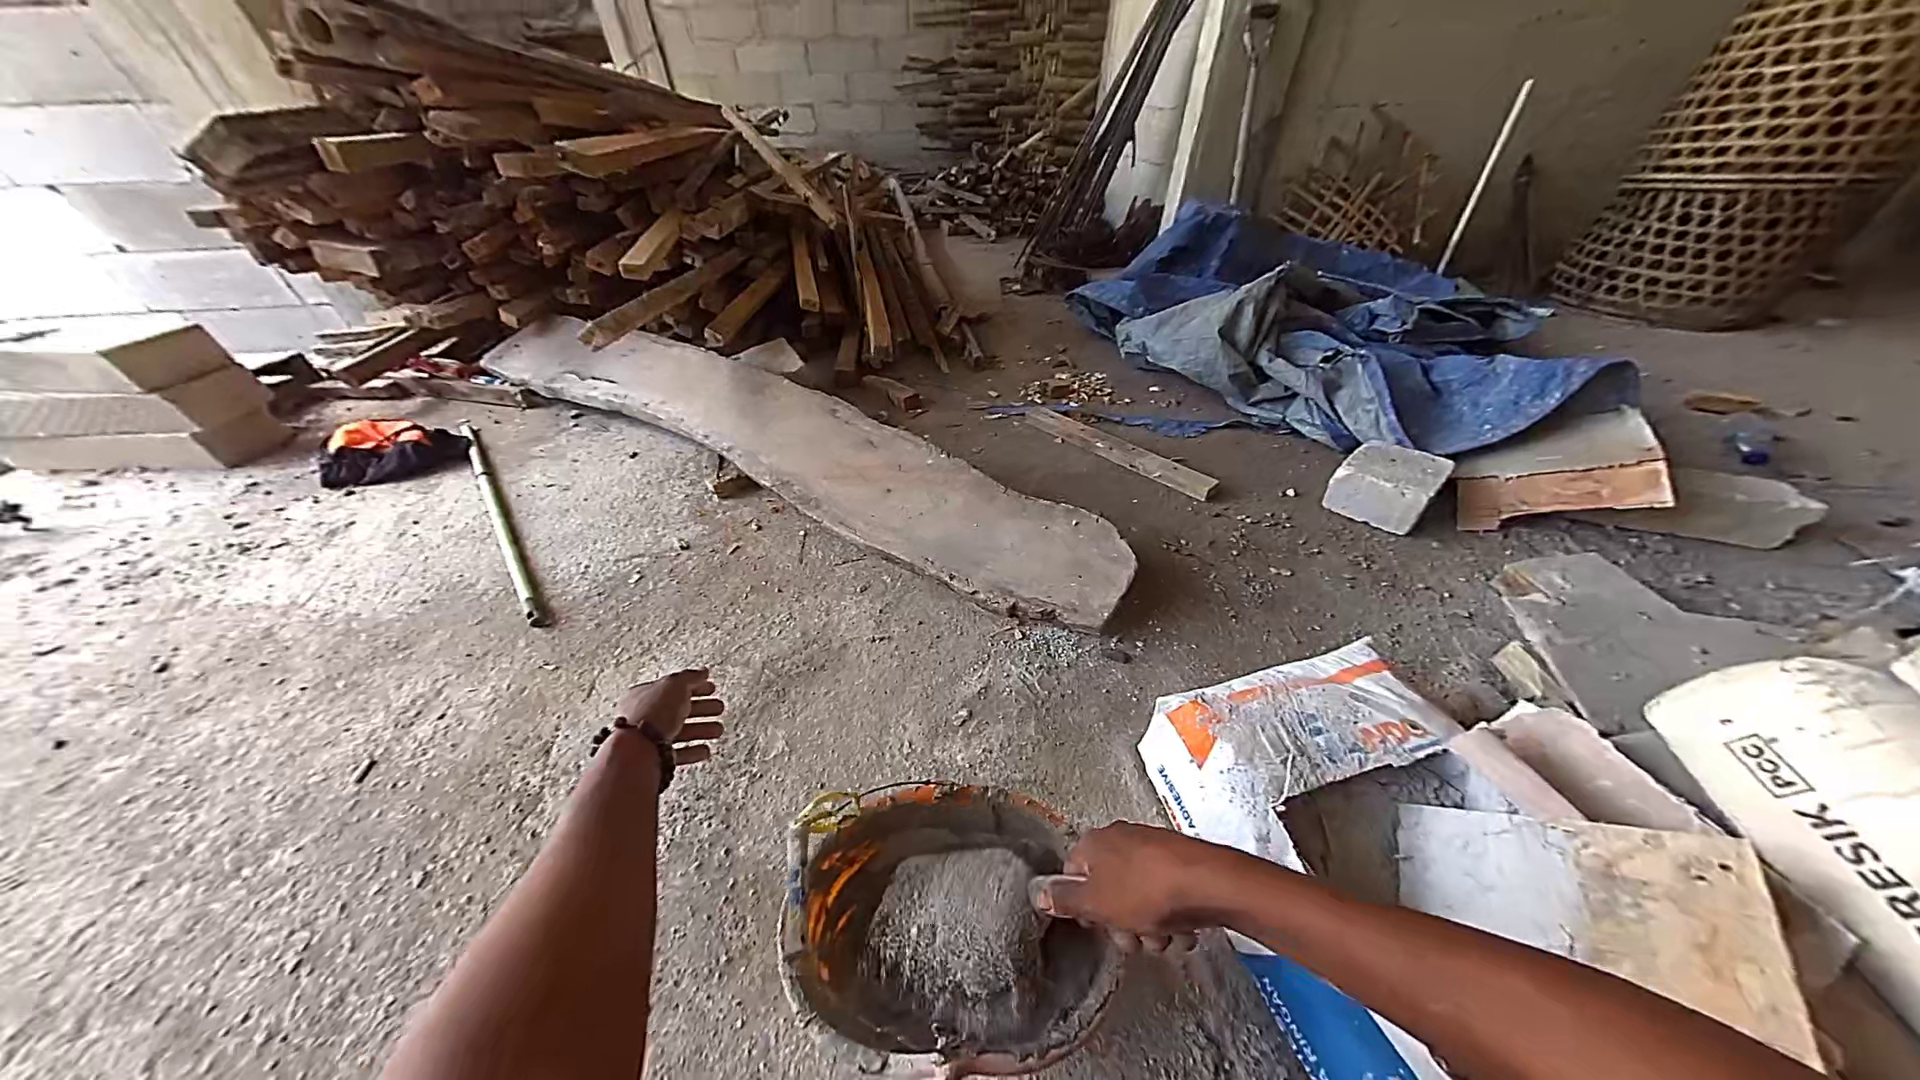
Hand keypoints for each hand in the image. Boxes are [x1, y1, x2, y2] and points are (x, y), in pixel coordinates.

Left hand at [615, 669, 724, 764]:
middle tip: (719, 708)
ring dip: (701, 729)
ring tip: (718, 730)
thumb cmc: (650, 714)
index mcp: (643, 695)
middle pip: (678, 710)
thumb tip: (703, 672)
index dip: (694, 686)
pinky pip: (677, 753)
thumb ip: (690, 677)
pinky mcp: (654, 759)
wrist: (636, 751)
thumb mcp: (674, 685)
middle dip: (701, 709)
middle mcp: (643, 717)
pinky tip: (705, 750)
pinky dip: (693, 750)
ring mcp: (648, 739)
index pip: (673, 688)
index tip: (711, 688)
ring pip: (680, 732)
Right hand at [1031, 822, 1225, 954]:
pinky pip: (1163, 893)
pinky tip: (1182, 930)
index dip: (1083, 906)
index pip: (1072, 874)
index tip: (1099, 925)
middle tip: (1135, 938)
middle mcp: (1120, 839)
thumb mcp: (1096, 902)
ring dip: (1148, 925)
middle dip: (1121, 923)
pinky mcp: (1178, 862)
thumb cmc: (1146, 892)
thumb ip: (1064, 899)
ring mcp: (1151, 849)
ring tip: (1165, 937)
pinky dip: (1170, 915)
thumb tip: (1036, 891)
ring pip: (1138, 897)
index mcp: (1095, 843)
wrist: (1210, 883)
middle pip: (1107, 890)